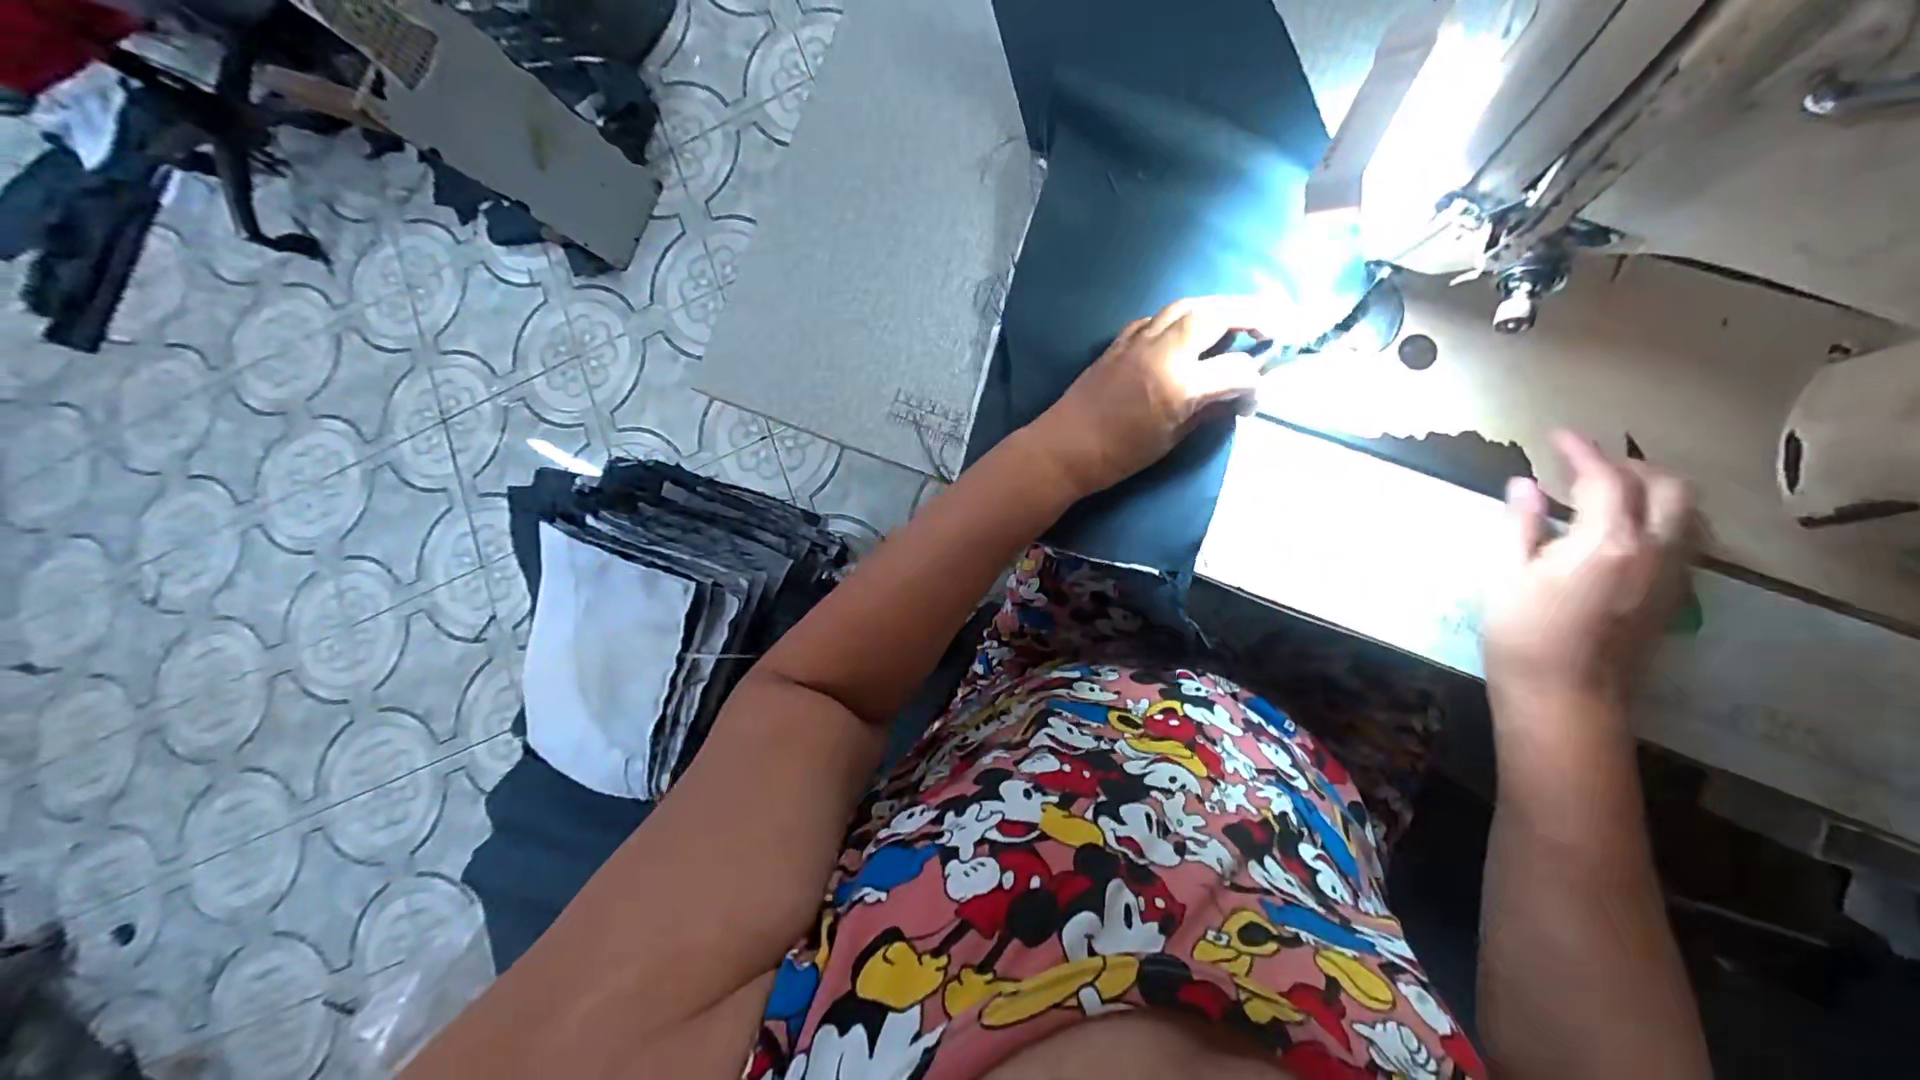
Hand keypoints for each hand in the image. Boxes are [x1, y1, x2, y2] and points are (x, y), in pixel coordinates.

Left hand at [1025, 297, 1269, 496]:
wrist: (1063, 449)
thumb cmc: (1117, 456)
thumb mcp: (1170, 440)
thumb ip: (1207, 411)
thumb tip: (1235, 397)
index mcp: (1178, 384)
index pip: (1235, 370)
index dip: (1254, 383)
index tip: (1255, 397)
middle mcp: (1162, 352)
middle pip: (1216, 314)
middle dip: (1251, 313)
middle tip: (1273, 324)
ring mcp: (1137, 341)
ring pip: (1186, 306)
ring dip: (1218, 307)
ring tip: (1239, 318)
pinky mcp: (1119, 341)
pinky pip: (1157, 318)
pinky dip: (1180, 317)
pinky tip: (1189, 330)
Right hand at [1483, 431, 1697, 712]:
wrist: (1563, 696)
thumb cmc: (1521, 634)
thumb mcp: (1504, 574)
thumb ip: (1520, 524)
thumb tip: (1524, 485)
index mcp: (1606, 542)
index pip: (1604, 478)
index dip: (1580, 450)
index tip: (1556, 435)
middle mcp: (1653, 550)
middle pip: (1665, 486)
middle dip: (1628, 465)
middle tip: (1585, 466)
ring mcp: (1671, 573)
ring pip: (1682, 511)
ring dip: (1649, 490)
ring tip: (1604, 493)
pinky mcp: (1672, 593)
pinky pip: (1680, 537)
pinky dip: (1655, 517)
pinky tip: (1616, 531)